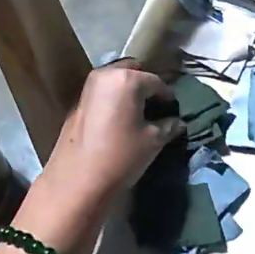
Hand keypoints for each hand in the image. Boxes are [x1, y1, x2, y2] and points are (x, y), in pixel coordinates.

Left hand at [18, 60, 181, 251]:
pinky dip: (114, 99)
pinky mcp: (78, 102)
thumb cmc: (121, 156)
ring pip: (115, 80)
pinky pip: (103, 92)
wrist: (77, 182)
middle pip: (132, 72)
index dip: (168, 96)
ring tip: (139, 111)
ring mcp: (88, 88)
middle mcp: (105, 75)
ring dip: (128, 90)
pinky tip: (121, 118)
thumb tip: (177, 122)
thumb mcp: (153, 141)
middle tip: (156, 105)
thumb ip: (169, 125)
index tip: (174, 109)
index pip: (156, 82)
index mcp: (127, 79)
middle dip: (146, 85)